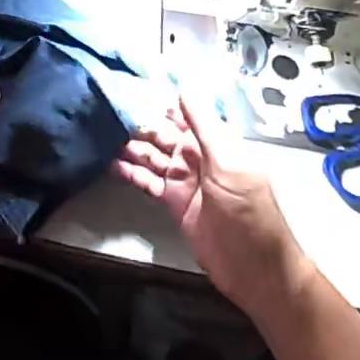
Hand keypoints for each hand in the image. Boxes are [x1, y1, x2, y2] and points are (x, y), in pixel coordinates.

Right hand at [113, 97, 314, 317]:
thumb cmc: (248, 210)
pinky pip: (148, 181)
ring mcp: (183, 179)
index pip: (185, 116)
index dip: (161, 105)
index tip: (134, 91)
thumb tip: (183, 91)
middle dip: (140, 124)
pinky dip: (131, 173)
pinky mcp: (172, 201)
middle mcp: (197, 156)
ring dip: (131, 147)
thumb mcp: (228, 163)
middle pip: (163, 135)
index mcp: (215, 143)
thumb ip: (203, 127)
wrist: (254, 268)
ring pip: (151, 155)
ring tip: (104, 136)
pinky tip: (113, 165)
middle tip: (110, 114)